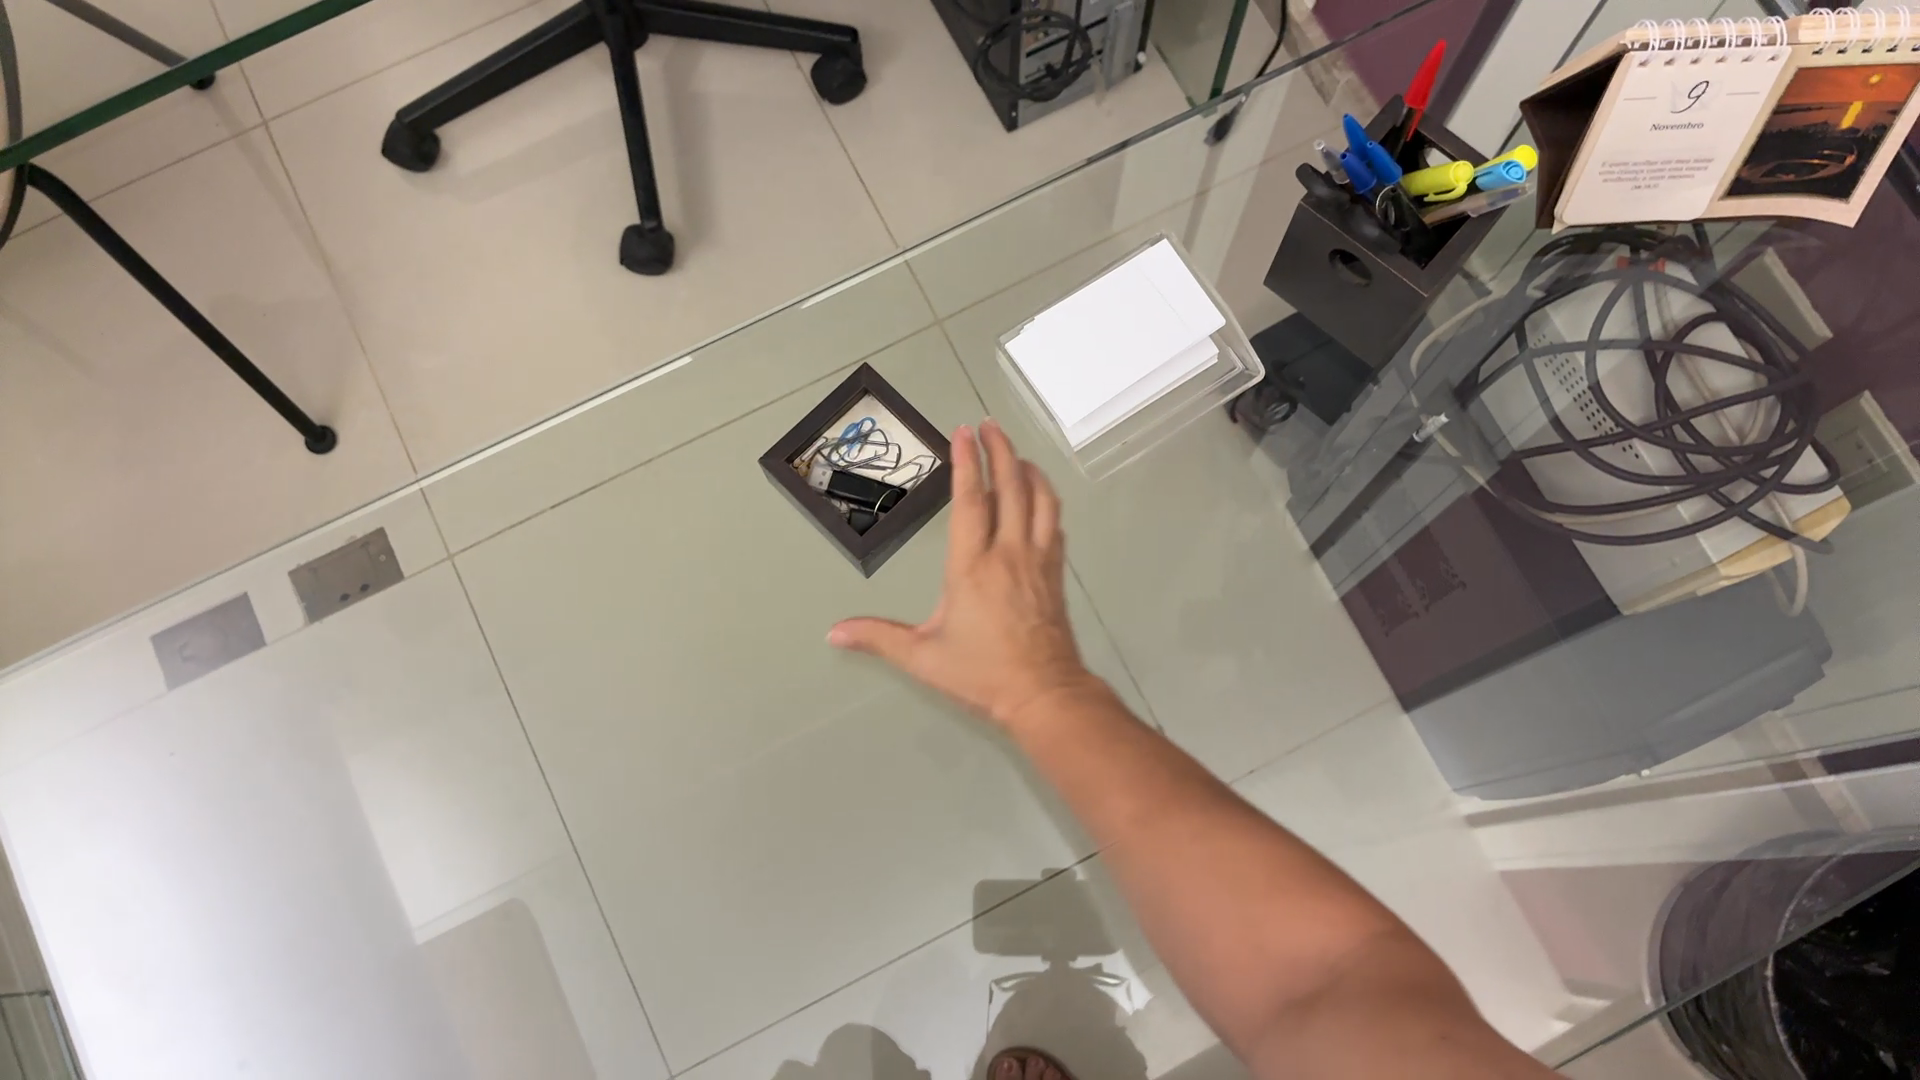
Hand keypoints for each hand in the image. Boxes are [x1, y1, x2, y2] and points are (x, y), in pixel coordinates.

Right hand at [829, 419, 1102, 732]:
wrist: (1045, 694)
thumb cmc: (982, 674)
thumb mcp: (923, 657)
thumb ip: (878, 638)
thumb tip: (834, 633)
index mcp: (972, 567)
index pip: (970, 501)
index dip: (966, 462)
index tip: (963, 432)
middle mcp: (1008, 553)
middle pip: (1011, 487)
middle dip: (1000, 450)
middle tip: (990, 425)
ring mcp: (1038, 561)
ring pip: (1040, 500)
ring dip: (1028, 470)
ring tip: (1015, 454)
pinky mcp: (1056, 574)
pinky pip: (1054, 524)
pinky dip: (1046, 501)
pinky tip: (1039, 498)